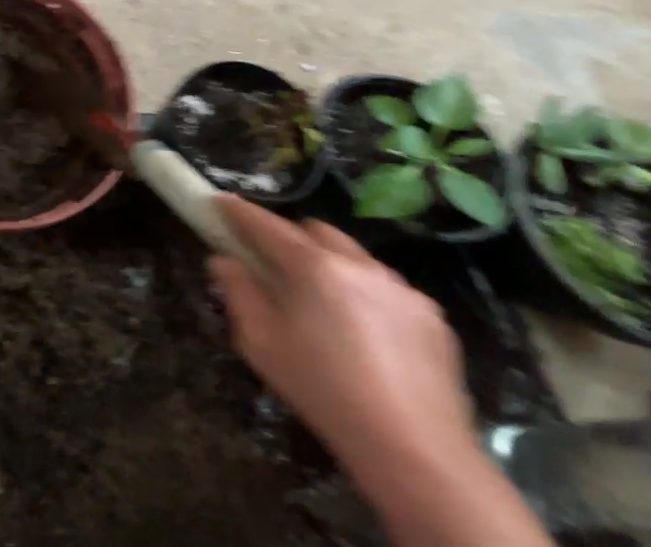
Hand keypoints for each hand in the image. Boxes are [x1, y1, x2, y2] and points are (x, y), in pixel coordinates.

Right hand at [207, 196, 475, 484]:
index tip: (217, 203)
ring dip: (329, 265)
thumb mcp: (259, 342)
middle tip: (270, 265)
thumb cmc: (321, 389)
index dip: (237, 212)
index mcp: (315, 267)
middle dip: (288, 238)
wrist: (412, 446)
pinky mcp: (433, 318)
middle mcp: (361, 266)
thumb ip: (238, 291)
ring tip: (319, 305)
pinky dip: (364, 294)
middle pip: (316, 231)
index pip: (267, 225)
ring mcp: (403, 290)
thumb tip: (225, 261)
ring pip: (355, 258)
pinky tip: (361, 335)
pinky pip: (387, 288)